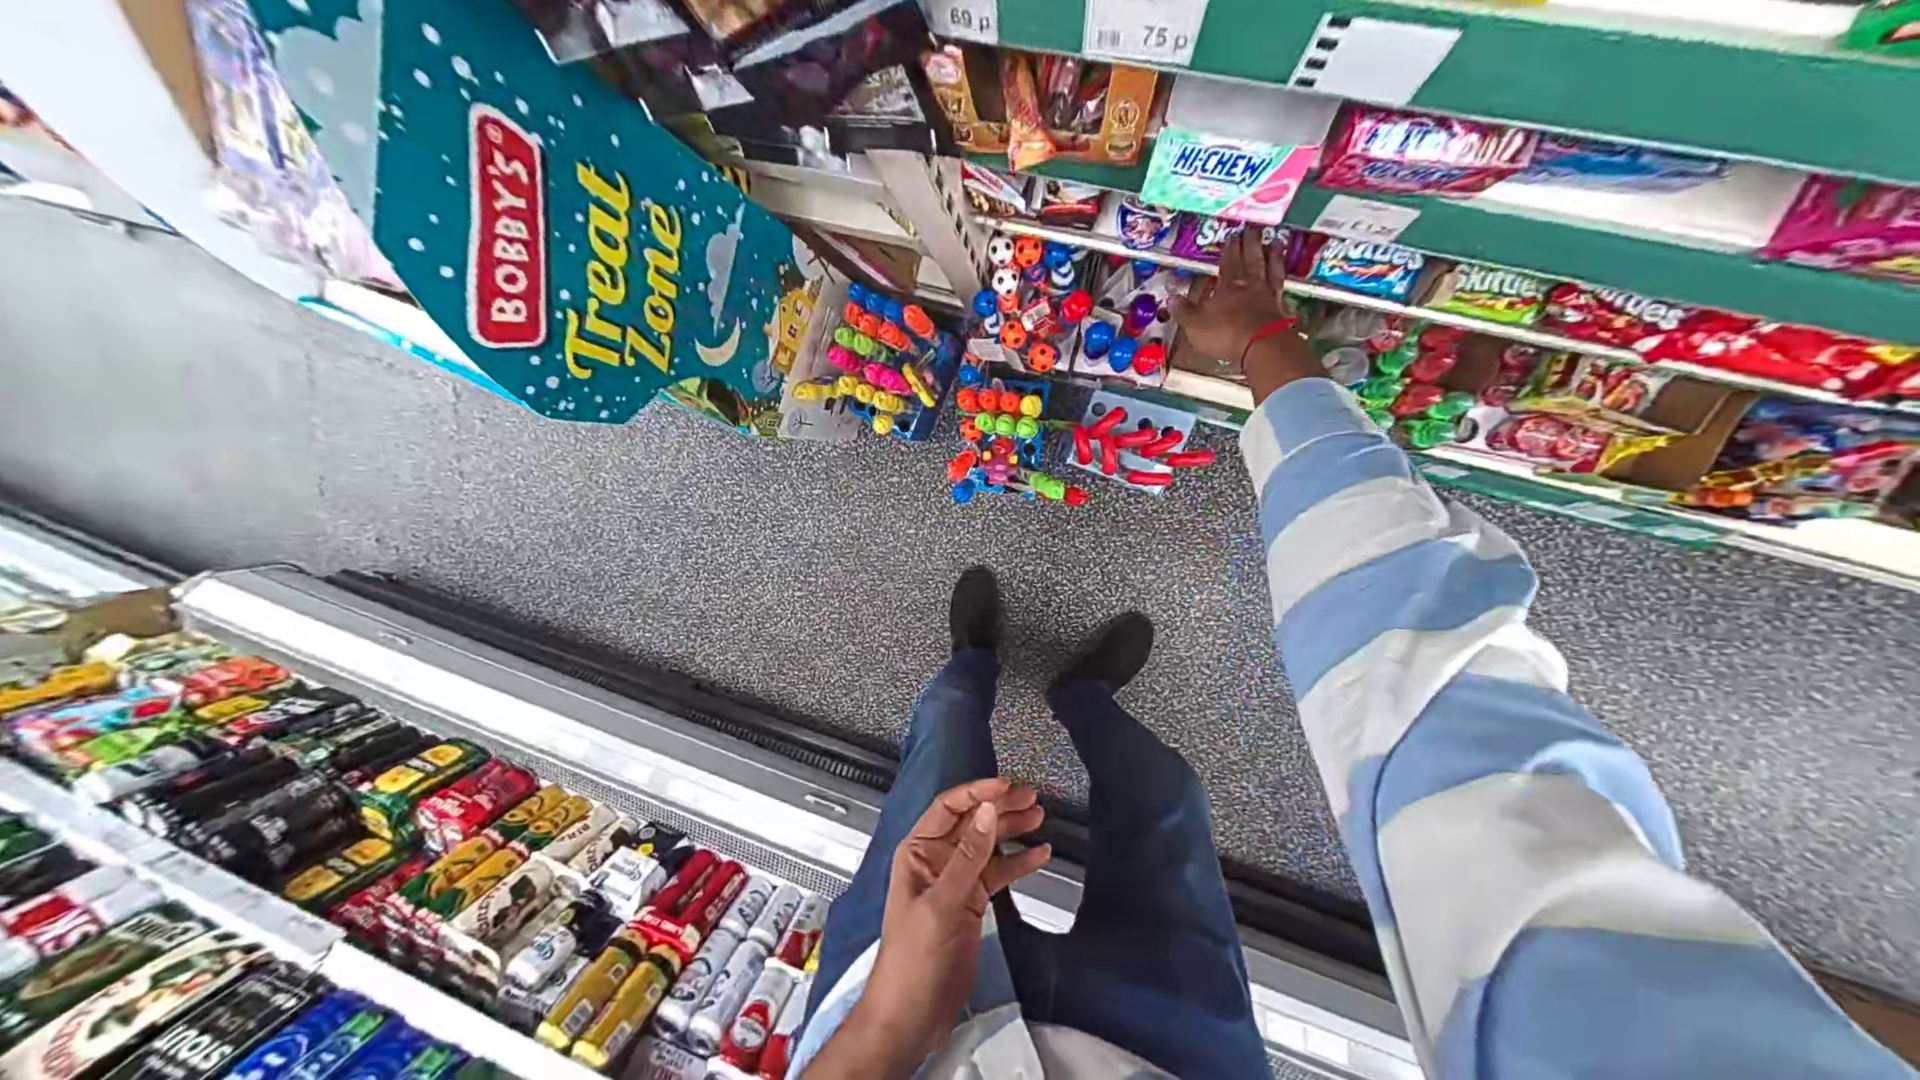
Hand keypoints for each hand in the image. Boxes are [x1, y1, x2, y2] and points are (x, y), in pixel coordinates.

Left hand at [806, 779, 1049, 1077]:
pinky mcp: (971, 901)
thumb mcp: (941, 904)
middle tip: (1029, 796)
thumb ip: (967, 857)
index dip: (977, 792)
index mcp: (917, 851)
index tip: (1005, 785)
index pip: (949, 808)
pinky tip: (1037, 854)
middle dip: (1000, 807)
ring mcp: (955, 880)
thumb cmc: (911, 961)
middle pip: (972, 822)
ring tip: (1038, 815)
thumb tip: (987, 813)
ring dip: (1012, 829)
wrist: (912, 1015)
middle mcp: (936, 860)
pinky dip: (1018, 862)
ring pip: (987, 844)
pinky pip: (997, 873)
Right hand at [1171, 229, 1322, 403]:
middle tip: (1252, 230)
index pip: (1229, 262)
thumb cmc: (1224, 333)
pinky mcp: (1279, 306)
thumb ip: (1184, 311)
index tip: (1232, 235)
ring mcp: (1267, 294)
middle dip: (1250, 243)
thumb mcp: (1195, 325)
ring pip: (1270, 267)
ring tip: (1274, 242)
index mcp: (1228, 286)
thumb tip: (1171, 298)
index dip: (1230, 249)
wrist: (1260, 345)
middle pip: (1251, 258)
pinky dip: (1283, 276)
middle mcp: (1249, 284)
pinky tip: (1283, 272)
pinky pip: (1281, 285)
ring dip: (1272, 254)